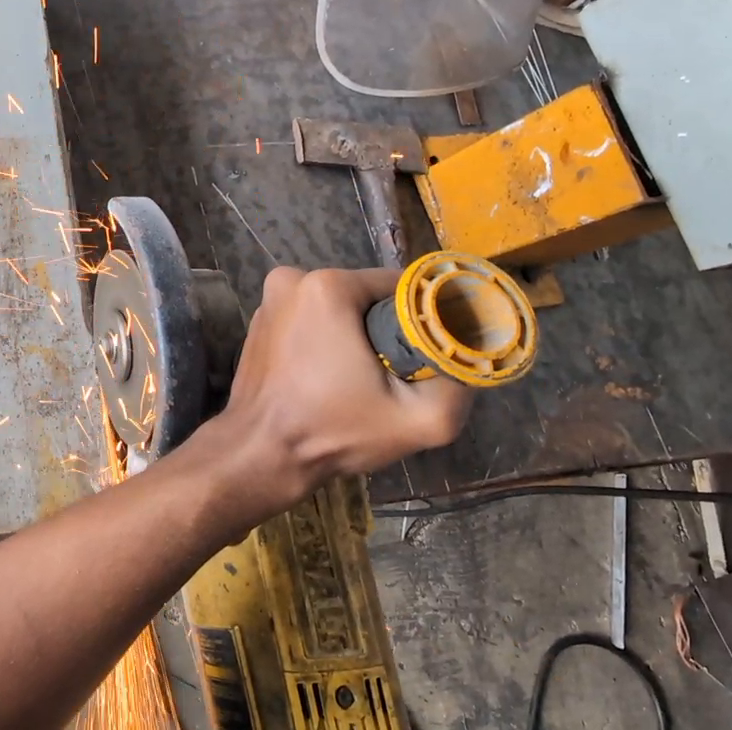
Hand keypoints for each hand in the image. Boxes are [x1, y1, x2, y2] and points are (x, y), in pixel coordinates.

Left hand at [190, 266, 471, 524]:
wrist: (261, 451)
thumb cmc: (334, 430)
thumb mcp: (422, 419)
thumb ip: (460, 384)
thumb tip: (471, 362)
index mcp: (327, 286)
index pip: (399, 287)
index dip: (424, 318)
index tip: (433, 354)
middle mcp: (291, 280)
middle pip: (366, 297)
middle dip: (387, 330)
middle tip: (399, 374)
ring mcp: (269, 300)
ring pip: (338, 310)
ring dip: (356, 337)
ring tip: (365, 380)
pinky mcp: (259, 323)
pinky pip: (310, 322)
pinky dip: (326, 342)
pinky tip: (333, 378)